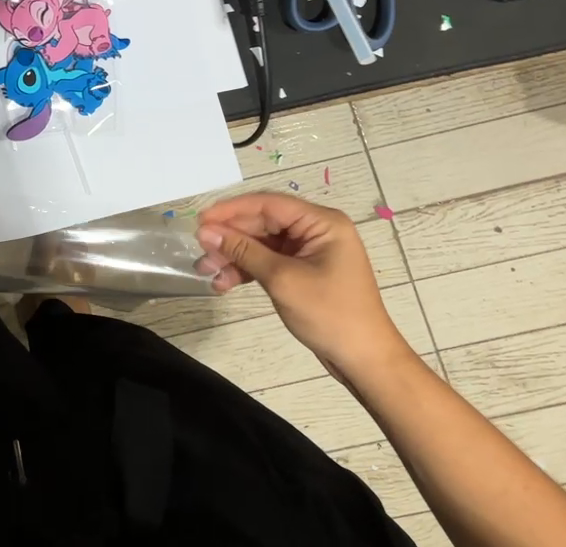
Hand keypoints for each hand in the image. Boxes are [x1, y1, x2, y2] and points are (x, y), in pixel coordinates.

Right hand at [195, 193, 410, 378]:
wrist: (365, 362)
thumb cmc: (330, 315)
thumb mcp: (282, 279)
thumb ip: (243, 251)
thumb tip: (206, 231)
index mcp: (321, 223)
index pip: (267, 204)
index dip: (231, 210)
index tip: (200, 221)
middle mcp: (316, 231)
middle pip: (262, 223)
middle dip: (230, 238)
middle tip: (200, 252)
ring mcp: (309, 252)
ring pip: (261, 243)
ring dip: (234, 256)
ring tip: (207, 272)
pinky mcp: (303, 271)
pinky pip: (268, 261)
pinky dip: (246, 270)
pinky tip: (224, 283)